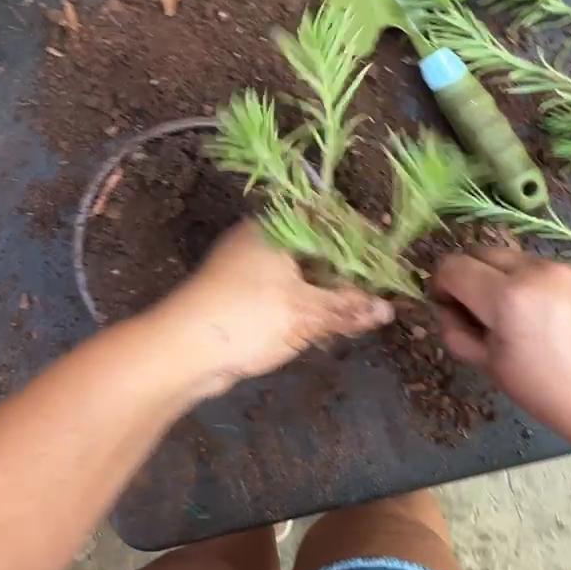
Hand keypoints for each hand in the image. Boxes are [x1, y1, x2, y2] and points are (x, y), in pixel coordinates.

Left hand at [147, 223, 394, 394]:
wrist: (183, 350)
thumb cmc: (247, 317)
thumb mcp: (307, 313)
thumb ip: (348, 307)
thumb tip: (387, 309)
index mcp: (273, 228)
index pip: (326, 220)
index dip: (359, 239)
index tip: (386, 261)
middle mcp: (258, 240)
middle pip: (312, 248)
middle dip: (344, 272)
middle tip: (377, 292)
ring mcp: (244, 268)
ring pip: (296, 274)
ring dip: (325, 293)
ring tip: (358, 313)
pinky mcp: (237, 296)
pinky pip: (280, 294)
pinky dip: (303, 307)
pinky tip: (325, 327)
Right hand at [432, 247, 570, 455]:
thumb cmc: (559, 399)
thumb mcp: (494, 370)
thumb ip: (459, 334)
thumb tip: (449, 312)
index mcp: (507, 295)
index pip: (452, 267)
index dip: (440, 287)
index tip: (449, 311)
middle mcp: (537, 270)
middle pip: (480, 252)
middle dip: (469, 277)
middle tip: (479, 315)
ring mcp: (570, 268)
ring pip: (515, 260)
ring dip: (503, 280)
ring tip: (522, 323)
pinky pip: (549, 271)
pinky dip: (537, 287)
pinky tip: (557, 324)